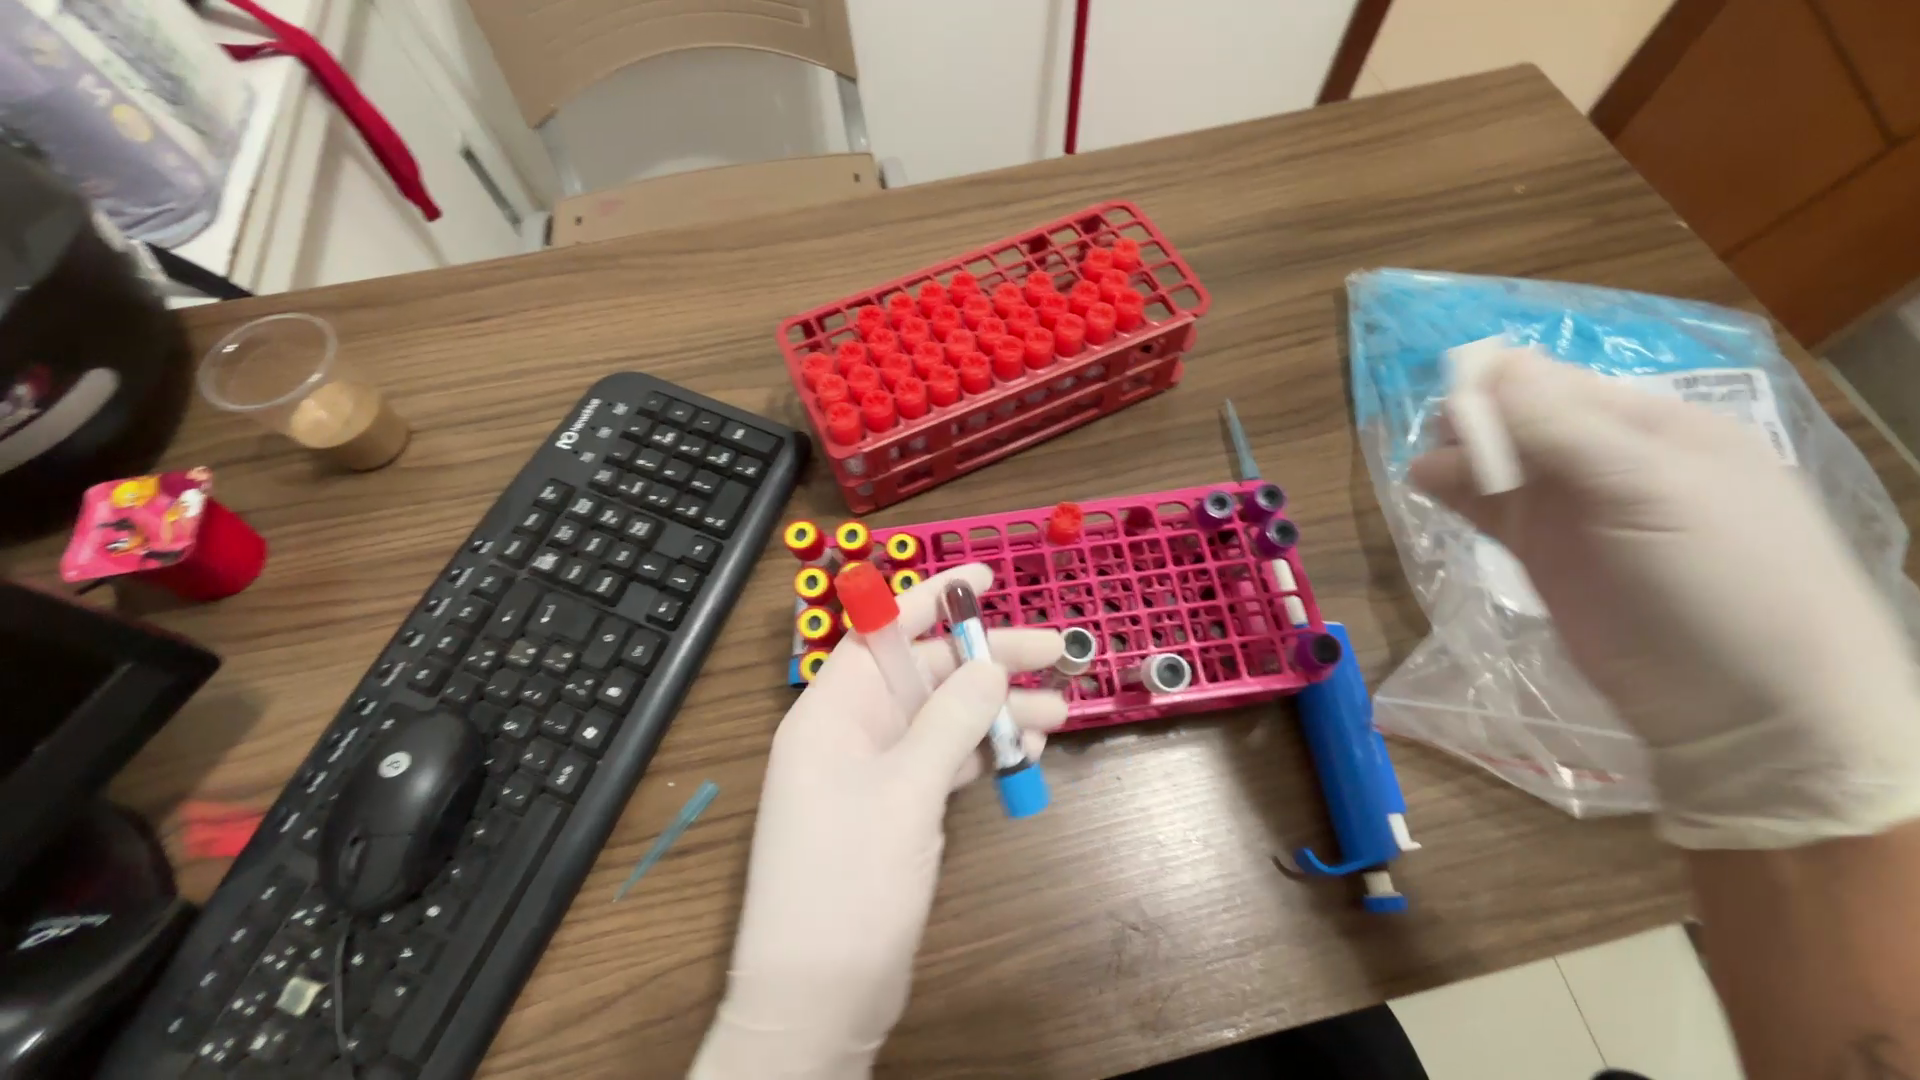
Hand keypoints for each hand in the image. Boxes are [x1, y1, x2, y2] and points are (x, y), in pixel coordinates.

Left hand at [690, 564, 1065, 1078]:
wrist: (819, 995)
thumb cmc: (848, 880)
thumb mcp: (903, 791)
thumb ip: (949, 722)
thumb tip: (989, 665)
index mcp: (831, 712)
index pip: (884, 634)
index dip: (934, 598)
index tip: (985, 577)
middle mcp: (850, 732)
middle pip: (926, 676)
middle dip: (988, 661)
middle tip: (1057, 653)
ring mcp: (875, 773)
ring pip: (942, 719)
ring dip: (997, 712)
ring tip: (1059, 712)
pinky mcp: (897, 809)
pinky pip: (944, 761)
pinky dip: (982, 752)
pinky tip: (1024, 750)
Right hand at [1410, 348, 1919, 849]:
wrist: (1740, 706)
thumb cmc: (1719, 582)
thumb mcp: (1651, 491)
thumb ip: (1566, 432)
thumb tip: (1493, 367)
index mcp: (1655, 428)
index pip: (1562, 384)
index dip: (1505, 383)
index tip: (1455, 393)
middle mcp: (1609, 460)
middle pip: (1523, 419)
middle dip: (1476, 419)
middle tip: (1440, 436)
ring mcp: (1572, 509)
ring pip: (1498, 462)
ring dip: (1459, 455)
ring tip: (1428, 469)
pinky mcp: (1542, 552)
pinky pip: (1489, 507)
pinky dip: (1455, 491)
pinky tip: (1425, 485)